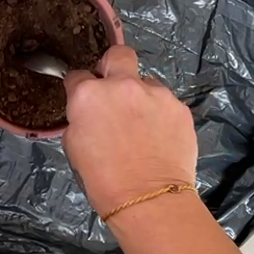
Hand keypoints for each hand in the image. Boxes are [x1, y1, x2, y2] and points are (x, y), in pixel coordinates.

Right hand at [63, 45, 199, 213]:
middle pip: (118, 55)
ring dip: (140, 97)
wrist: (147, 199)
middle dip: (113, 65)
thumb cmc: (102, 178)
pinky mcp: (180, 107)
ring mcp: (155, 94)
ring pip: (146, 83)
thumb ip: (80, 117)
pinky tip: (157, 137)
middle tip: (113, 87)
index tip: (82, 98)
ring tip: (141, 127)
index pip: (77, 75)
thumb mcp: (74, 145)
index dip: (79, 87)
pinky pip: (165, 103)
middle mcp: (122, 85)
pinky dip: (160, 115)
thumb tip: (88, 112)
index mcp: (89, 94)